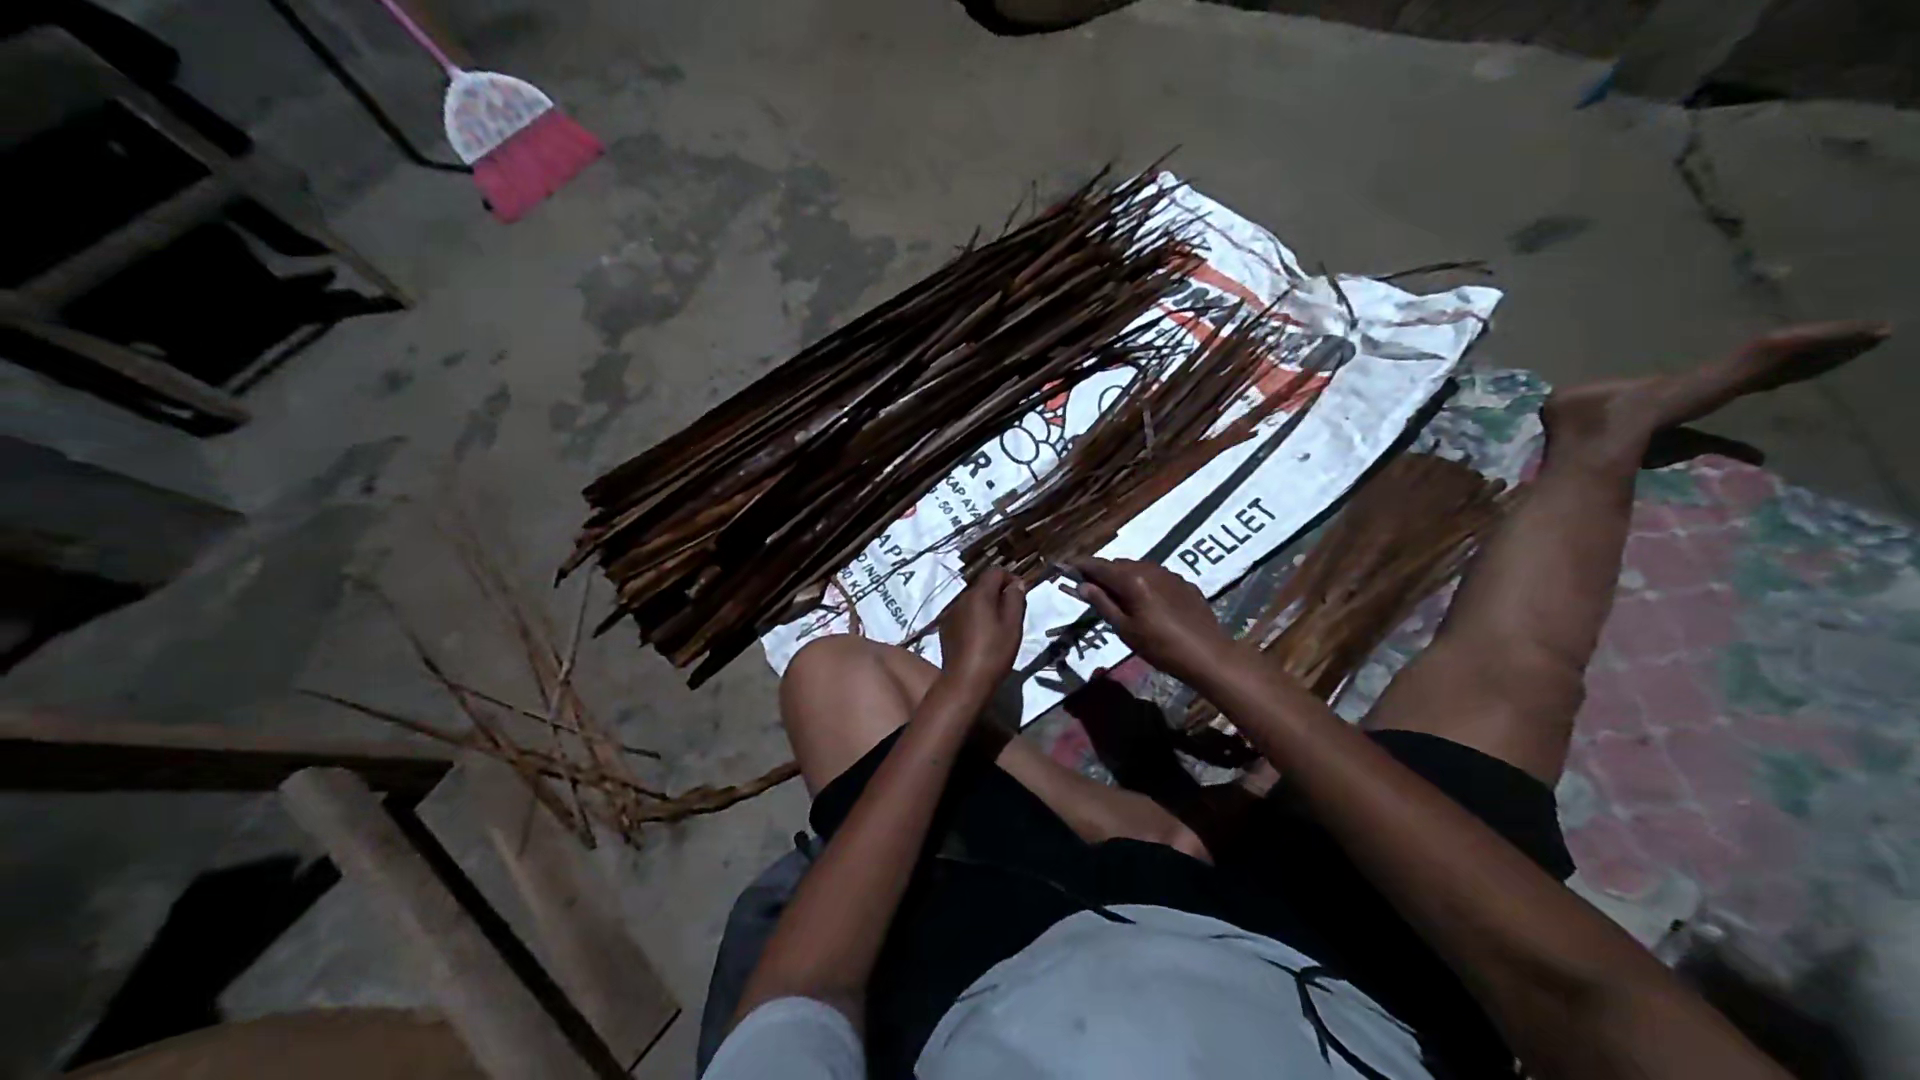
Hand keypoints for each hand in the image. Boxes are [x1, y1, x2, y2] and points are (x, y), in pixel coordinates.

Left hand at [938, 566, 1026, 688]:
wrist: (965, 681)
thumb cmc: (994, 652)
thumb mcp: (1013, 625)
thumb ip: (1015, 599)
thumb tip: (1016, 583)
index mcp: (979, 595)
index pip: (995, 571)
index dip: (1010, 578)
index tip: (1020, 594)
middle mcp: (961, 599)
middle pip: (982, 586)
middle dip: (998, 594)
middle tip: (1012, 614)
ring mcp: (951, 614)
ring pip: (972, 601)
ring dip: (985, 607)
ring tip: (997, 628)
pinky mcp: (945, 628)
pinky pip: (963, 615)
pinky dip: (974, 618)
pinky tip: (980, 637)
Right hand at [1067, 558, 1236, 684]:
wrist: (1208, 655)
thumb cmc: (1160, 647)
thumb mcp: (1125, 629)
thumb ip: (1102, 604)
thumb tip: (1082, 586)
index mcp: (1131, 580)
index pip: (1099, 566)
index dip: (1080, 565)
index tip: (1065, 565)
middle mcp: (1150, 569)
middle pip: (1118, 564)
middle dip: (1101, 572)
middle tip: (1088, 585)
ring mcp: (1170, 574)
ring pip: (1138, 568)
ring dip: (1122, 576)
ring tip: (1114, 593)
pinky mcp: (1184, 583)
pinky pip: (1156, 576)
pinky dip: (1143, 582)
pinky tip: (1144, 600)